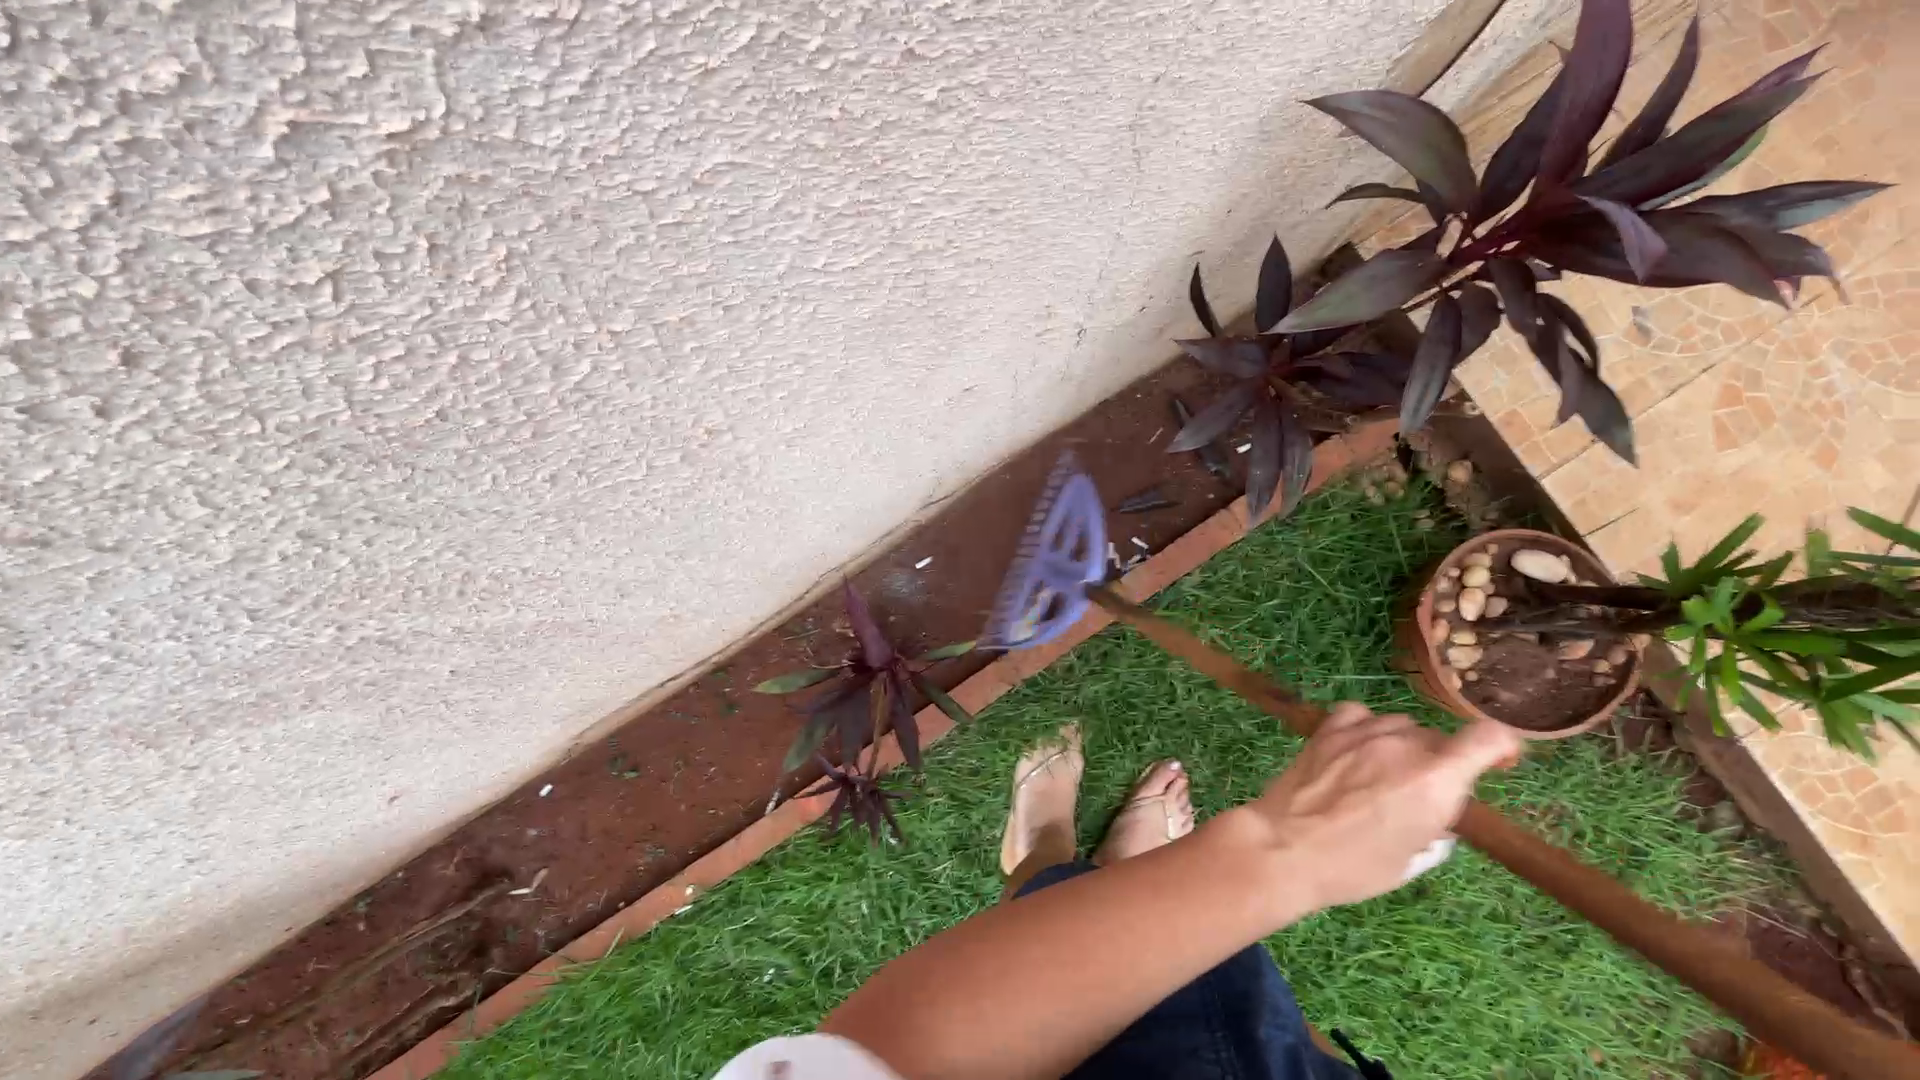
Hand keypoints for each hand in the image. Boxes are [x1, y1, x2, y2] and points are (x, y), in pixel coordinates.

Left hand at [1244, 702, 1522, 910]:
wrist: (1285, 847)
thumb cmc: (1354, 867)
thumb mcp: (1412, 860)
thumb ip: (1435, 830)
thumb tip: (1438, 821)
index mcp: (1436, 781)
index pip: (1487, 738)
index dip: (1501, 746)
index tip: (1499, 762)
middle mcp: (1404, 747)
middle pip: (1438, 739)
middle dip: (1440, 764)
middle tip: (1420, 796)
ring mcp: (1363, 734)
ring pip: (1401, 726)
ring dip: (1403, 746)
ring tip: (1384, 776)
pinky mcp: (1328, 731)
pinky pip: (1360, 714)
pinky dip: (1366, 727)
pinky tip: (1359, 748)